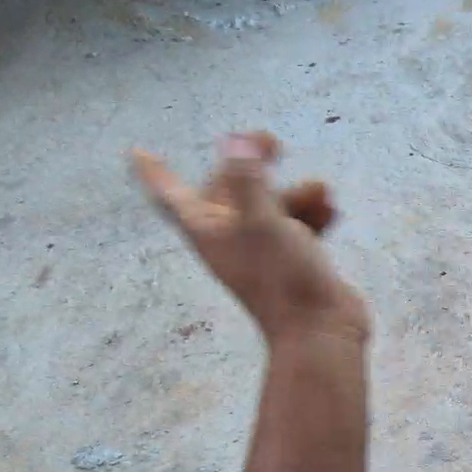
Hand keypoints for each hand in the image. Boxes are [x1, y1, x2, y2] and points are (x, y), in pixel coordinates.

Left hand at [131, 132, 370, 345]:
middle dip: (252, 167)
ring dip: (295, 194)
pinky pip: (300, 229)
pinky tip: (332, 212)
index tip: (138, 152)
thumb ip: (249, 180)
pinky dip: (313, 216)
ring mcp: (266, 254)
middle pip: (232, 192)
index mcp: (210, 231)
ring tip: (323, 190)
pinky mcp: (297, 265)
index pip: (172, 196)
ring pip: (272, 209)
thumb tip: (236, 141)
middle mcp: (232, 240)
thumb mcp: (264, 222)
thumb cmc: (284, 278)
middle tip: (273, 141)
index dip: (156, 174)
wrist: (322, 331)